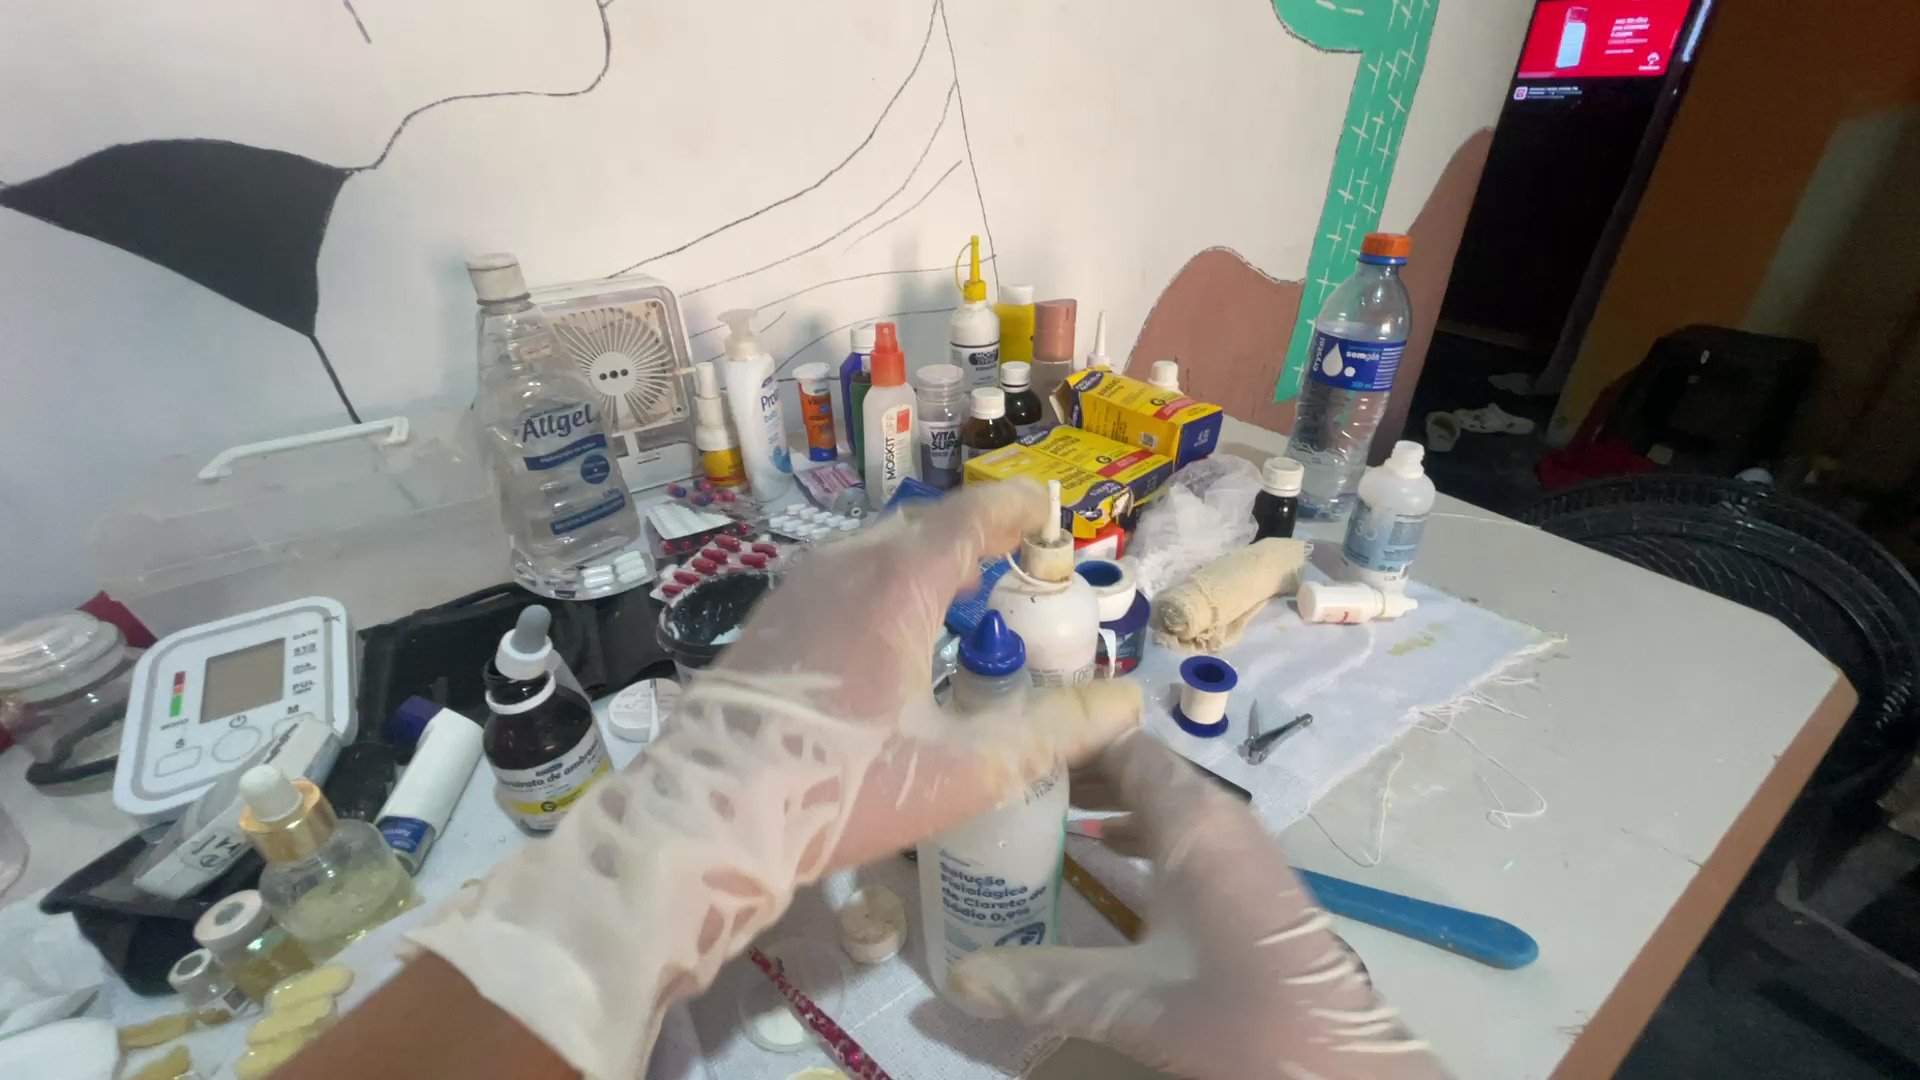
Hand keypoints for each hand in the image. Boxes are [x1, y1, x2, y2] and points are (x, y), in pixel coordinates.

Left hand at [701, 475, 1143, 873]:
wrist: (709, 814)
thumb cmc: (844, 787)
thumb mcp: (961, 769)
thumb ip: (1050, 731)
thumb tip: (1126, 703)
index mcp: (898, 583)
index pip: (970, 515)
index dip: (1016, 507)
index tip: (1049, 512)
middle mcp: (849, 564)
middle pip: (928, 524)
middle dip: (979, 534)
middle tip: (1019, 564)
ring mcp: (804, 583)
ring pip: (884, 544)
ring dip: (934, 556)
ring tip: (969, 591)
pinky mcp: (778, 610)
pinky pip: (849, 569)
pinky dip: (892, 576)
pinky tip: (900, 624)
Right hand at [949, 733, 1444, 1079]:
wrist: (1352, 1071)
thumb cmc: (1244, 1020)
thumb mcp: (1136, 1002)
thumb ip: (1044, 985)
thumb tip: (959, 979)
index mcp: (1191, 820)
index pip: (1123, 743)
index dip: (1068, 736)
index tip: (1014, 744)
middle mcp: (1216, 814)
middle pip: (1139, 763)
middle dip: (1079, 766)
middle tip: (1016, 781)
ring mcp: (1237, 840)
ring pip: (1162, 792)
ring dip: (1108, 795)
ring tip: (1048, 811)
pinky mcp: (1247, 869)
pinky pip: (1181, 821)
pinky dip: (1138, 824)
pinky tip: (1103, 854)